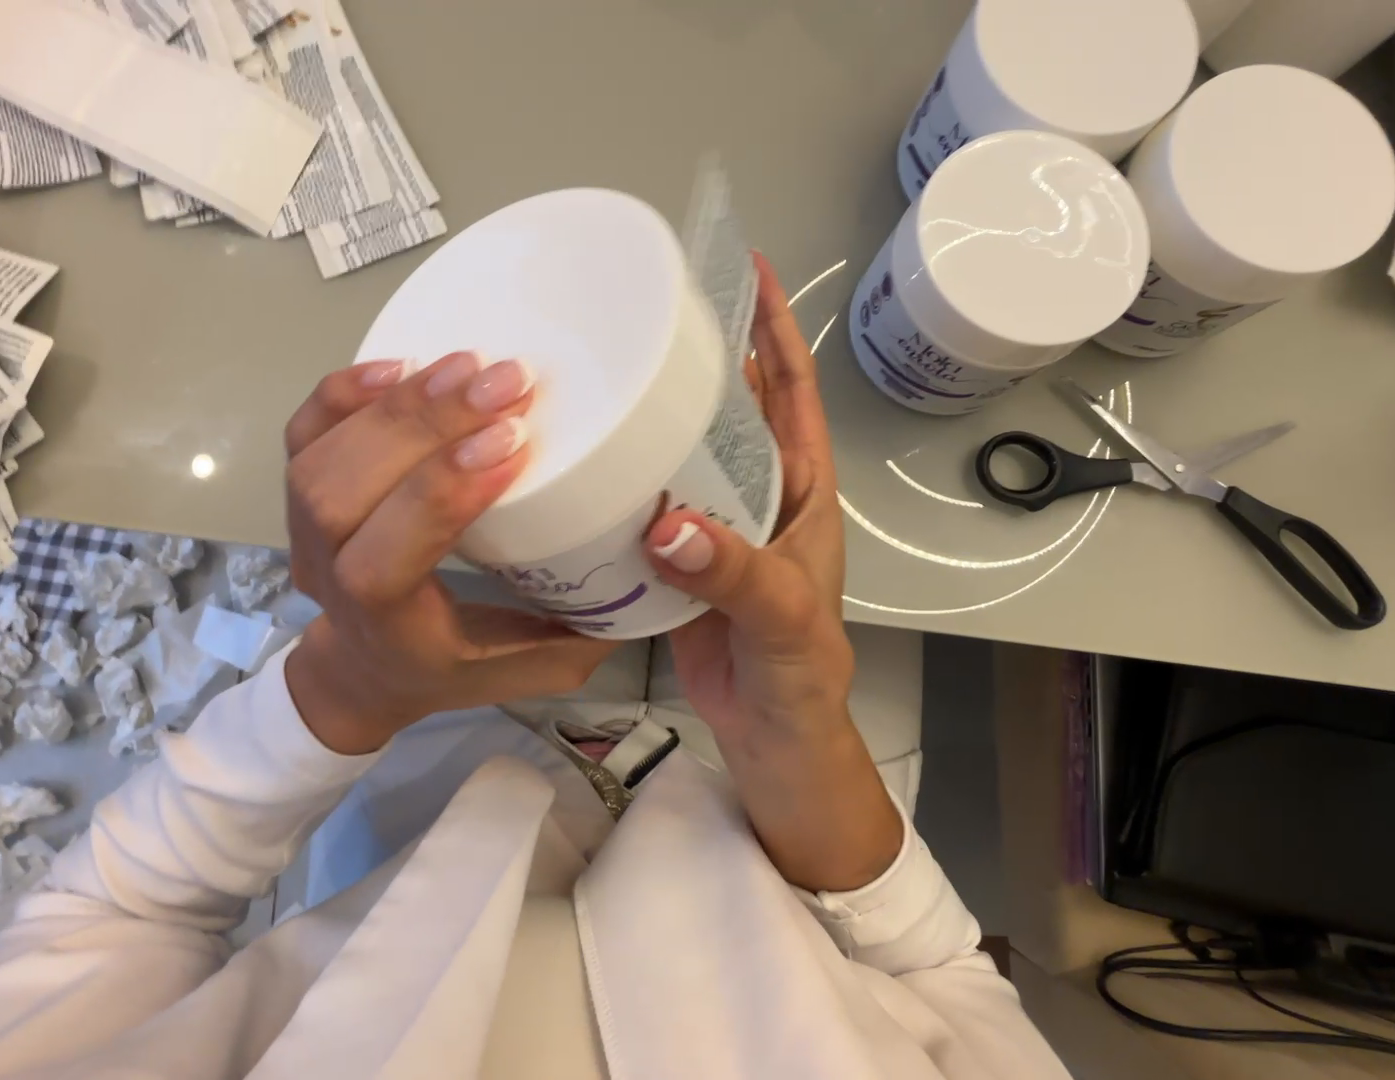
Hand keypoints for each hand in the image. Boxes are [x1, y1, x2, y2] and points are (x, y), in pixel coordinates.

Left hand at [282, 351, 617, 754]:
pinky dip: (345, 391)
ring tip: (467, 367)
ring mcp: (305, 534)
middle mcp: (329, 580)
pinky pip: (303, 432)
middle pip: (339, 493)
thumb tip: (650, 555)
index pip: (385, 561)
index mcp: (385, 627)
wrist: (364, 671)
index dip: (440, 495)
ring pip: (317, 459)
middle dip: (422, 427)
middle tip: (504, 382)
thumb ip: (587, 627)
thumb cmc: (451, 670)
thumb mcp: (532, 669)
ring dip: (394, 405)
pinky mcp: (302, 494)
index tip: (513, 443)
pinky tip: (402, 364)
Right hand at [643, 254, 901, 890]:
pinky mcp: (680, 560)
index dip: (775, 332)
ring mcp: (717, 527)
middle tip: (651, 315)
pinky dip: (629, 478)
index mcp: (802, 492)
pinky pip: (653, 503)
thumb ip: (734, 573)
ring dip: (660, 416)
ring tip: (610, 374)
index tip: (750, 272)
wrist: (771, 738)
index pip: (793, 395)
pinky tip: (592, 460)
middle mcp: (760, 497)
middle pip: (733, 410)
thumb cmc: (798, 678)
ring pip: (687, 453)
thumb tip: (668, 524)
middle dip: (705, 358)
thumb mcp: (781, 620)